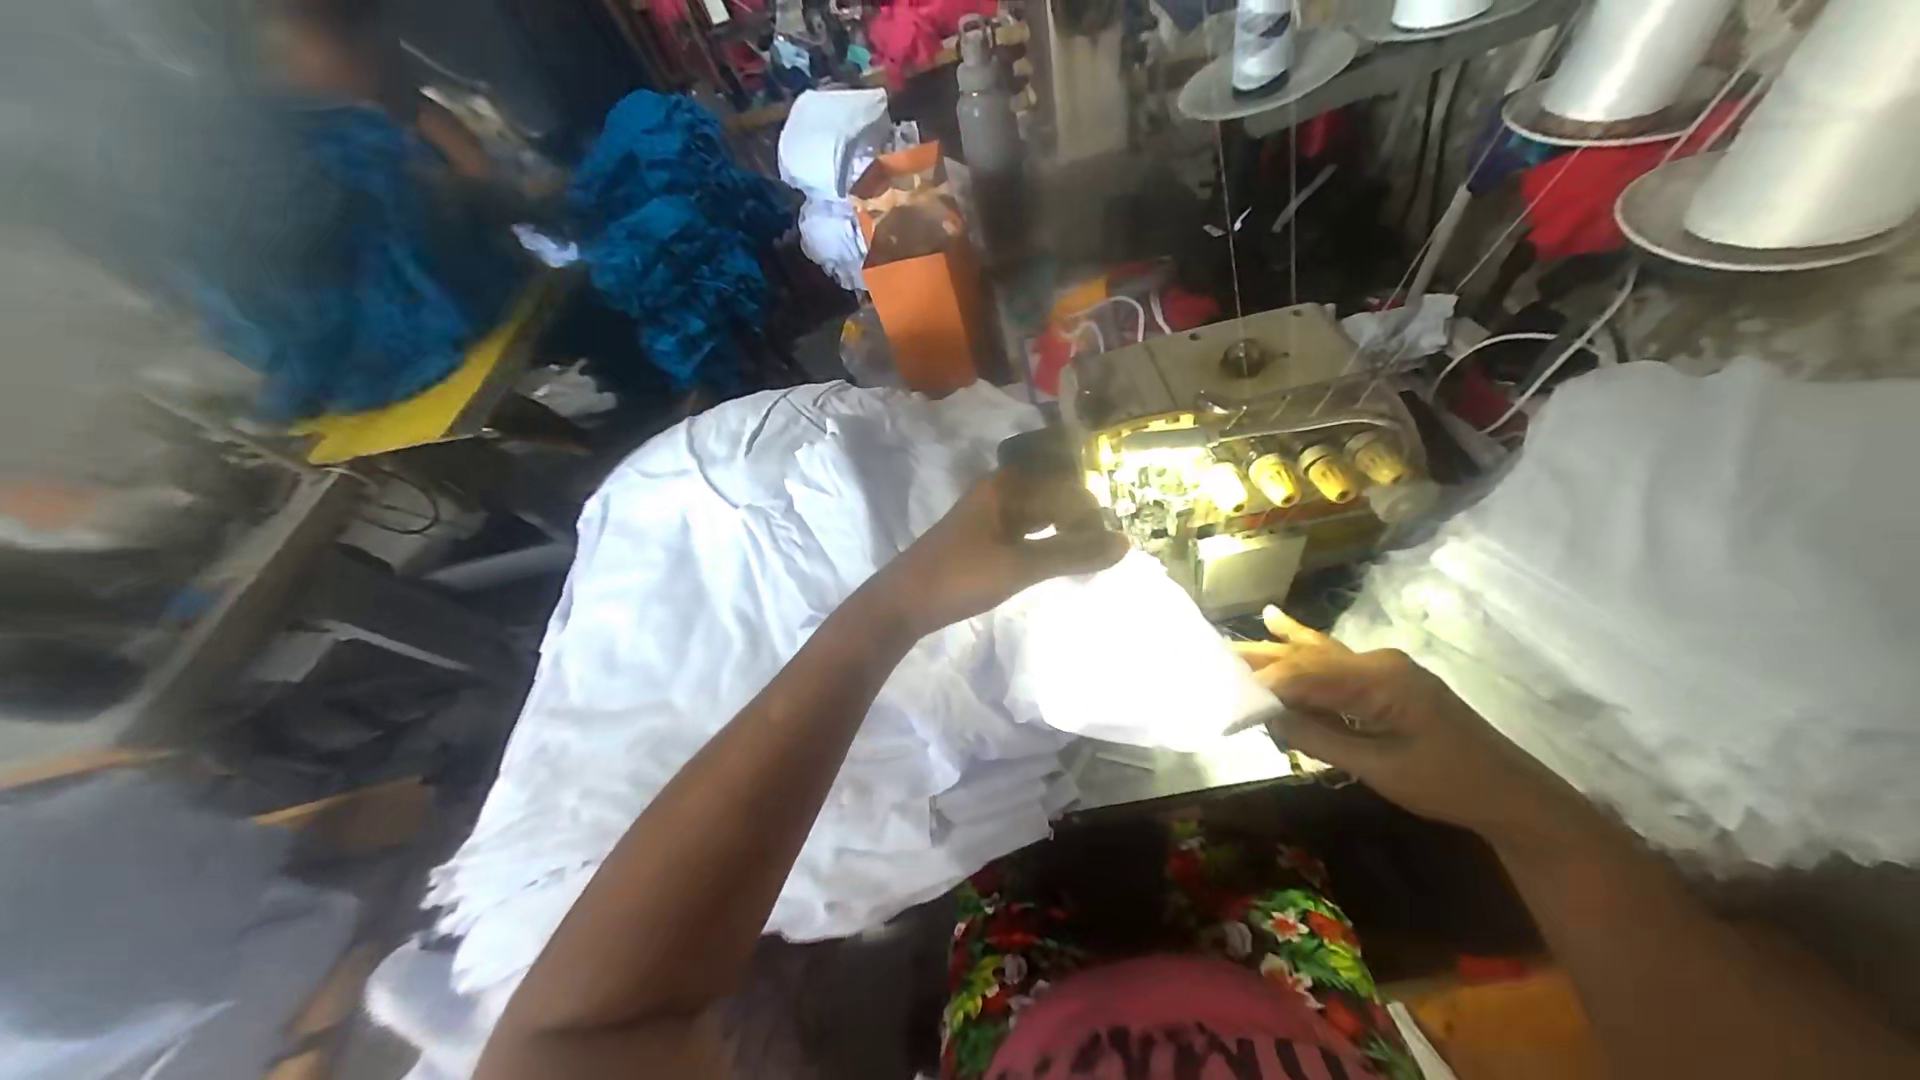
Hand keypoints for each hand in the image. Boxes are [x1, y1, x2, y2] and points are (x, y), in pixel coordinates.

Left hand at [872, 469, 1127, 636]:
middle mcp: (999, 492)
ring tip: (1091, 556)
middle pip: (1053, 496)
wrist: (903, 602)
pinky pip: (1026, 530)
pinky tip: (1059, 560)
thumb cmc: (961, 577)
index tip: (1114, 541)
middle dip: (1082, 519)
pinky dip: (1047, 542)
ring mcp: (989, 515)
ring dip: (1065, 531)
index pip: (1066, 488)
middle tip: (1109, 548)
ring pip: (1040, 514)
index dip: (1093, 512)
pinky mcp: (983, 537)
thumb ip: (1072, 554)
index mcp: (1007, 487)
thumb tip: (1124, 543)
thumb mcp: (1020, 566)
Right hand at [1233, 606, 1591, 847]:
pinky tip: (1276, 620)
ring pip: (1314, 653)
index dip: (1262, 685)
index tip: (1225, 696)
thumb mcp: (1379, 769)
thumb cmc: (1449, 785)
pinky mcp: (1383, 678)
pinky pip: (1332, 658)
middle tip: (1211, 656)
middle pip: (1305, 656)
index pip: (1305, 675)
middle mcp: (1377, 662)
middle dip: (1258, 659)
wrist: (1513, 795)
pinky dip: (1301, 644)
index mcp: (1380, 681)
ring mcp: (1381, 666)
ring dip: (1272, 651)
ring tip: (1229, 643)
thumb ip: (1319, 739)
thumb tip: (1266, 718)